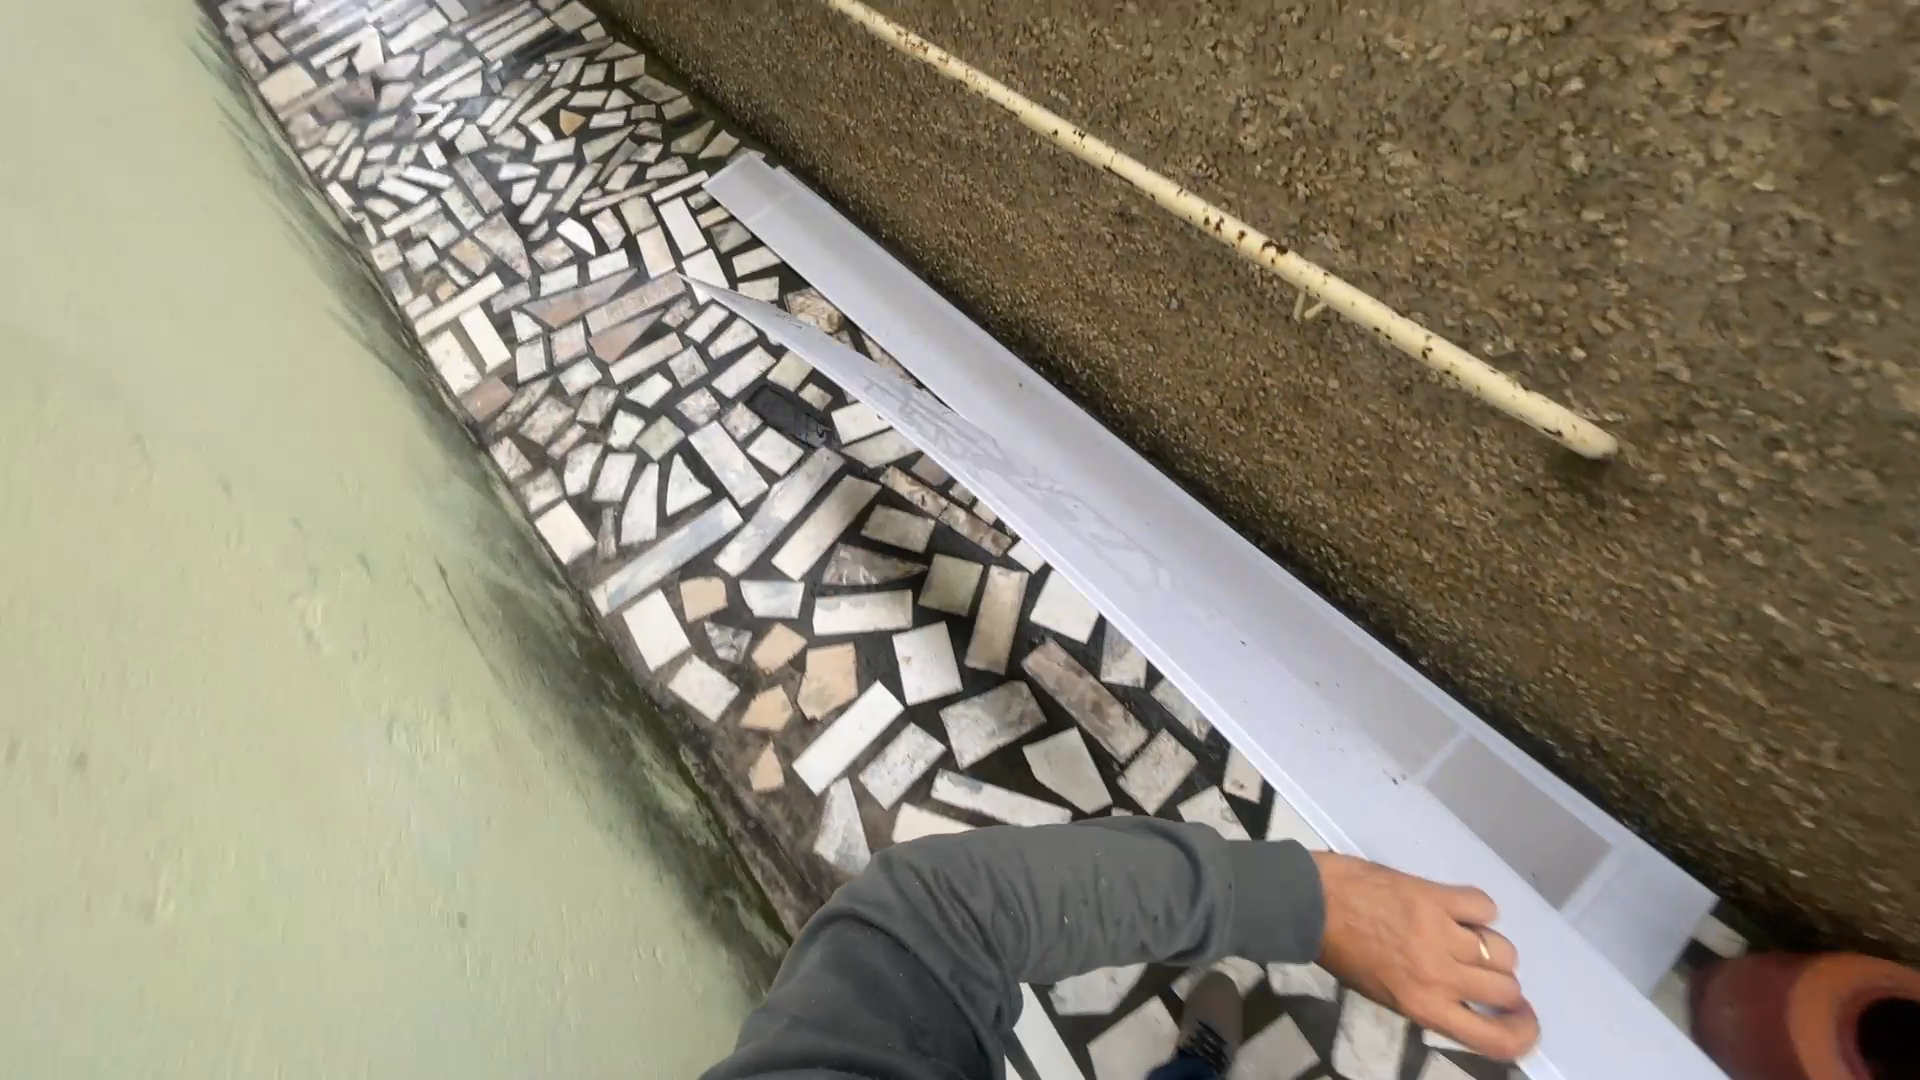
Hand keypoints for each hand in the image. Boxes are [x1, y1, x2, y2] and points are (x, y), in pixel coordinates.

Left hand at [1311, 852, 1539, 1059]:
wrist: (1307, 901)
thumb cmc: (1338, 948)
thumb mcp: (1383, 992)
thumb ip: (1428, 999)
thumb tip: (1465, 996)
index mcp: (1424, 1007)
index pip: (1498, 1041)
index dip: (1523, 1032)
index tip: (1522, 1017)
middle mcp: (1440, 976)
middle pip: (1506, 989)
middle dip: (1498, 981)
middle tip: (1476, 965)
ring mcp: (1439, 933)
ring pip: (1502, 950)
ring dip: (1489, 944)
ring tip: (1464, 933)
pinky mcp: (1432, 895)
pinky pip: (1482, 905)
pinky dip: (1477, 906)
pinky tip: (1457, 906)